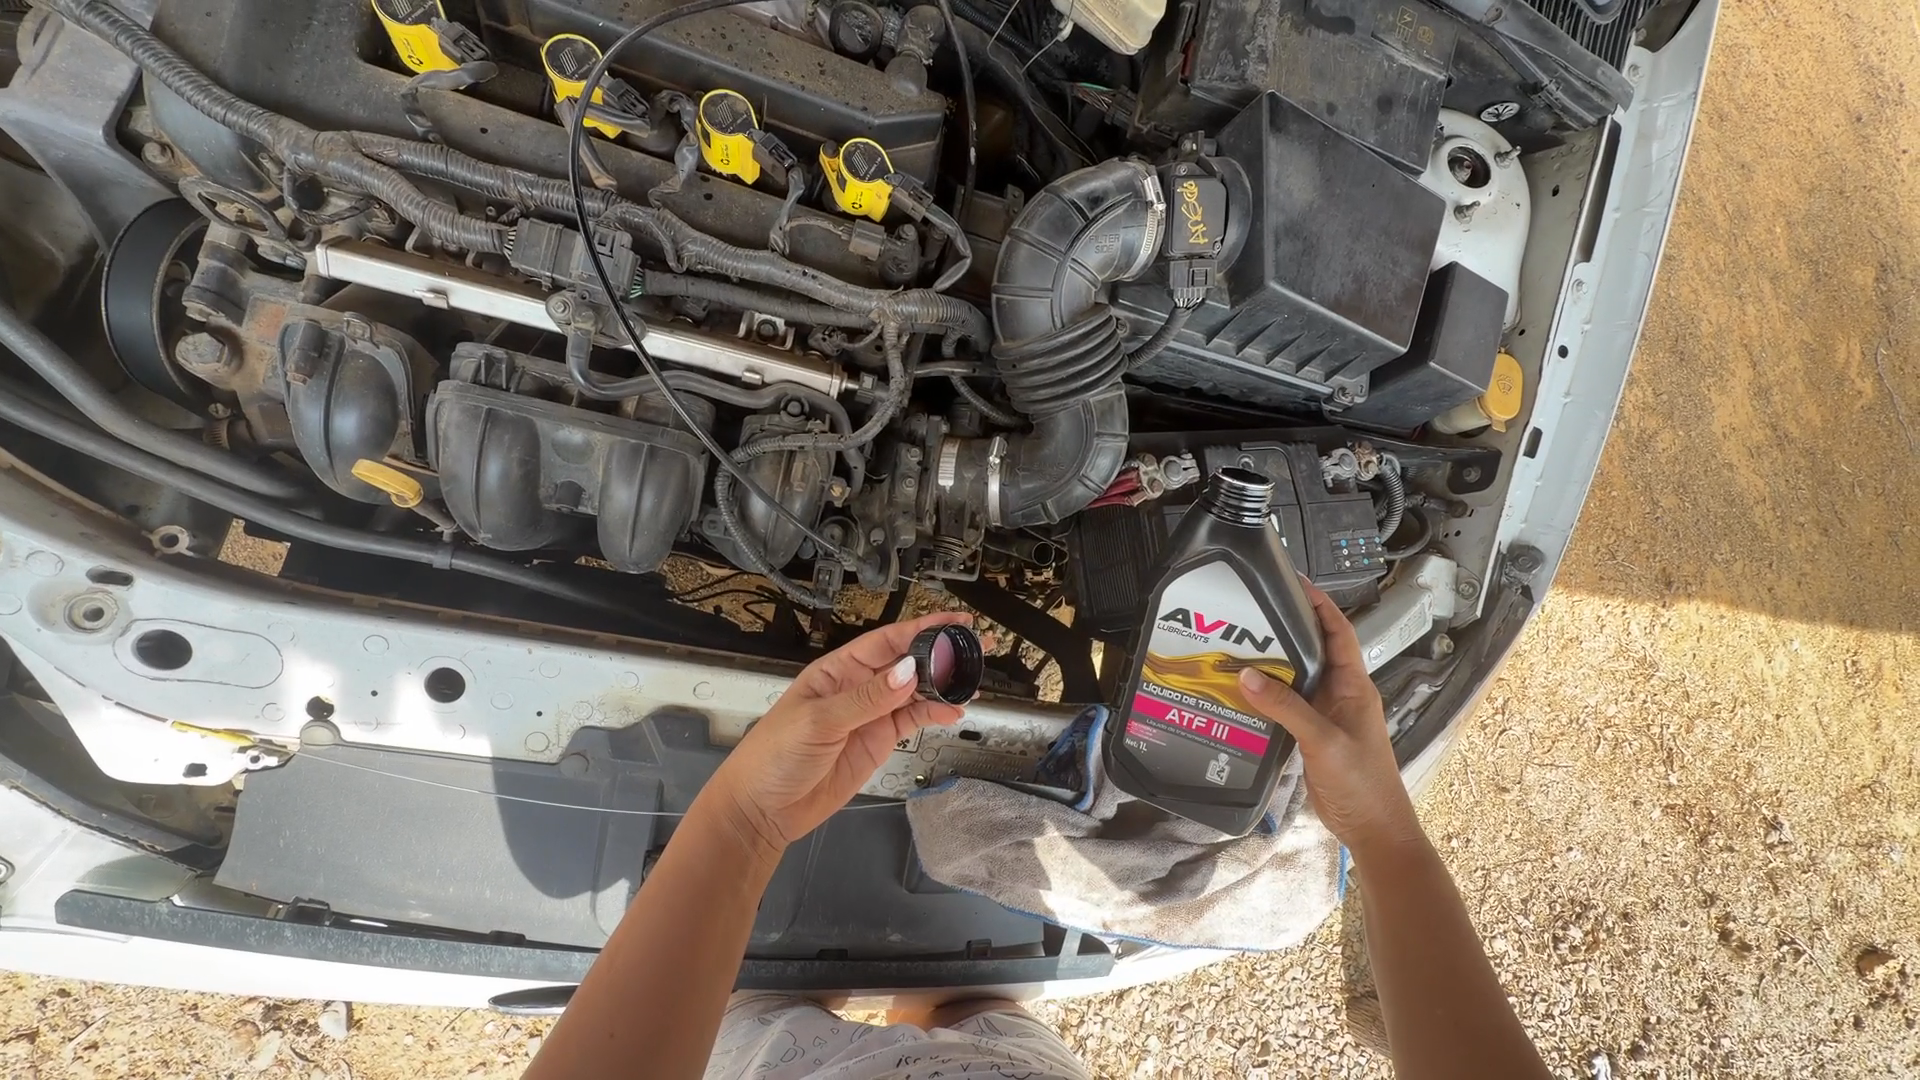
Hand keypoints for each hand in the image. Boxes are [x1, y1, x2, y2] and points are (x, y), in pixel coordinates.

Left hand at [699, 612, 974, 857]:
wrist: (764, 809)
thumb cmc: (775, 756)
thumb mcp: (819, 721)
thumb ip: (867, 698)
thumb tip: (908, 671)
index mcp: (839, 670)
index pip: (887, 640)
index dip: (922, 629)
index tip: (954, 621)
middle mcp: (858, 686)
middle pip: (907, 662)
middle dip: (942, 652)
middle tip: (977, 645)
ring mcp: (870, 713)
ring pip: (915, 690)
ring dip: (944, 684)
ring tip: (974, 677)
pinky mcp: (878, 740)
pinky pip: (912, 720)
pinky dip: (935, 714)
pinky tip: (954, 710)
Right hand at [1236, 582, 1422, 858]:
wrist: (1372, 830)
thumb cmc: (1361, 782)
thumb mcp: (1323, 741)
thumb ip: (1286, 707)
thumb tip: (1245, 674)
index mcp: (1354, 685)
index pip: (1338, 632)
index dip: (1319, 604)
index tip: (1293, 581)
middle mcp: (1339, 693)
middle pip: (1311, 649)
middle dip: (1284, 627)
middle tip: (1246, 611)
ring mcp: (1324, 714)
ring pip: (1295, 677)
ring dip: (1270, 662)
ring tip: (1233, 644)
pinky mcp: (1309, 733)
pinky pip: (1284, 703)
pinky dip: (1263, 694)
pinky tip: (1237, 691)